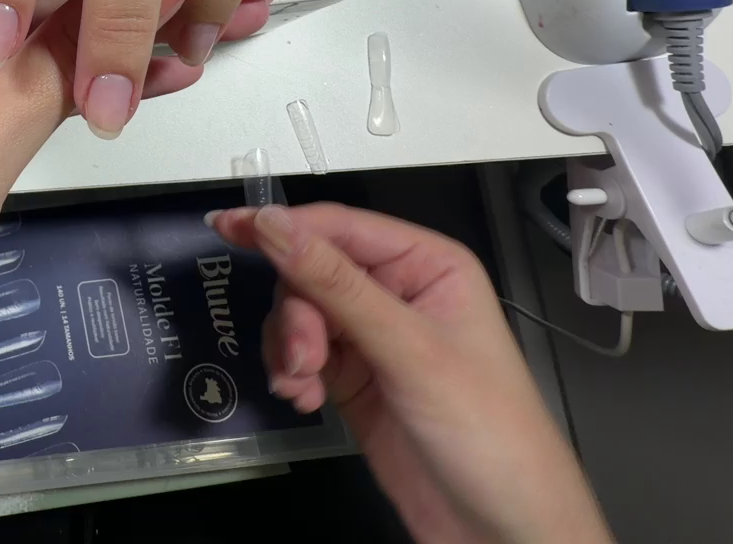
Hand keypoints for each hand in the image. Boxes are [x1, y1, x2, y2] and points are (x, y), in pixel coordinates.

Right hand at [207, 204, 613, 543]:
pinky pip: (295, 346)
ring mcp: (367, 330)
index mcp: (424, 264)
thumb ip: (334, 283)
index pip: (337, 227)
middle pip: (307, 269)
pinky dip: (289, 368)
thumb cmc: (487, 436)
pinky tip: (302, 397)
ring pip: (295, 308)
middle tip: (302, 356)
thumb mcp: (409, 352)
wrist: (504, 539)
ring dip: (290, 345)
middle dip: (295, 313)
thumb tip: (270, 220)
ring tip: (302, 385)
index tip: (227, 227)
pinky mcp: (346, 370)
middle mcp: (392, 288)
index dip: (282, 226)